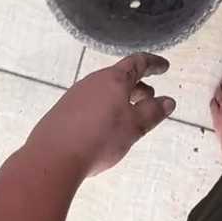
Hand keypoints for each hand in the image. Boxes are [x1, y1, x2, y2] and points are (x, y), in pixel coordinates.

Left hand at [23, 53, 175, 178]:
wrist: (52, 157)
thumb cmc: (100, 138)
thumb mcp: (133, 127)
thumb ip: (152, 112)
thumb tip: (169, 101)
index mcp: (113, 79)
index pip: (137, 62)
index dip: (153, 64)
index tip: (164, 67)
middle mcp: (94, 81)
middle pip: (119, 77)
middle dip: (137, 85)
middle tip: (150, 96)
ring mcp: (76, 95)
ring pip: (104, 91)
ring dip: (120, 98)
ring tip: (129, 114)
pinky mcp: (63, 111)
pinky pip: (90, 103)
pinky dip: (104, 108)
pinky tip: (104, 127)